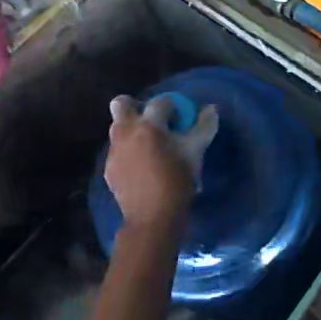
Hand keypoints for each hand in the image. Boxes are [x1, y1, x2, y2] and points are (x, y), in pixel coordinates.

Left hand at [103, 95, 218, 231]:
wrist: (152, 217)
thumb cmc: (177, 181)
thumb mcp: (196, 152)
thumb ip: (204, 127)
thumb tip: (212, 109)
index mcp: (148, 124)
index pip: (160, 102)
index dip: (172, 107)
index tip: (180, 119)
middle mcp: (125, 132)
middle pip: (121, 103)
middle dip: (135, 106)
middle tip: (153, 121)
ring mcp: (114, 151)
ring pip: (117, 128)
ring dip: (131, 129)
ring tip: (148, 145)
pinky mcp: (109, 169)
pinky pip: (117, 151)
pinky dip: (127, 151)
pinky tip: (141, 167)